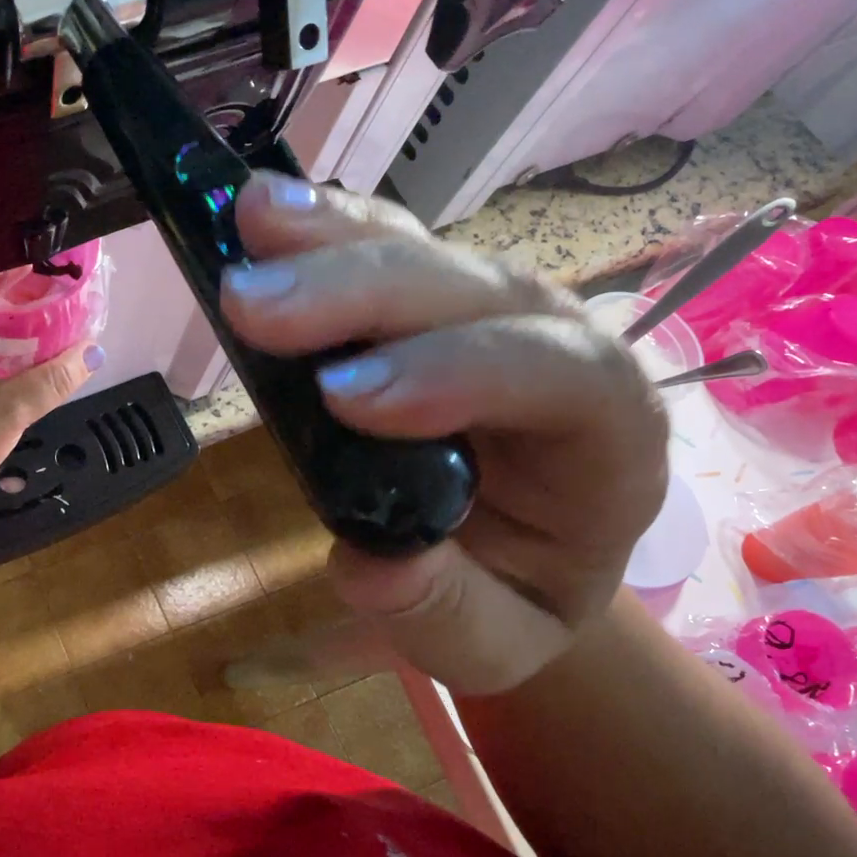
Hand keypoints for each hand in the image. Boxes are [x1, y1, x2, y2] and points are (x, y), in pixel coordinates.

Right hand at [223, 173, 668, 693]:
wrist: (518, 553)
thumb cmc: (514, 594)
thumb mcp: (493, 642)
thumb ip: (445, 612)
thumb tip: (368, 561)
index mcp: (606, 437)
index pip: (558, 376)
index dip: (455, 371)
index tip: (340, 398)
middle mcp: (556, 348)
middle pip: (476, 290)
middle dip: (362, 292)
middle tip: (251, 304)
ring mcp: (488, 312)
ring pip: (426, 253)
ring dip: (334, 236)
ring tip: (250, 221)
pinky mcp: (425, 302)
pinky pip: (385, 248)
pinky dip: (323, 229)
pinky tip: (262, 214)